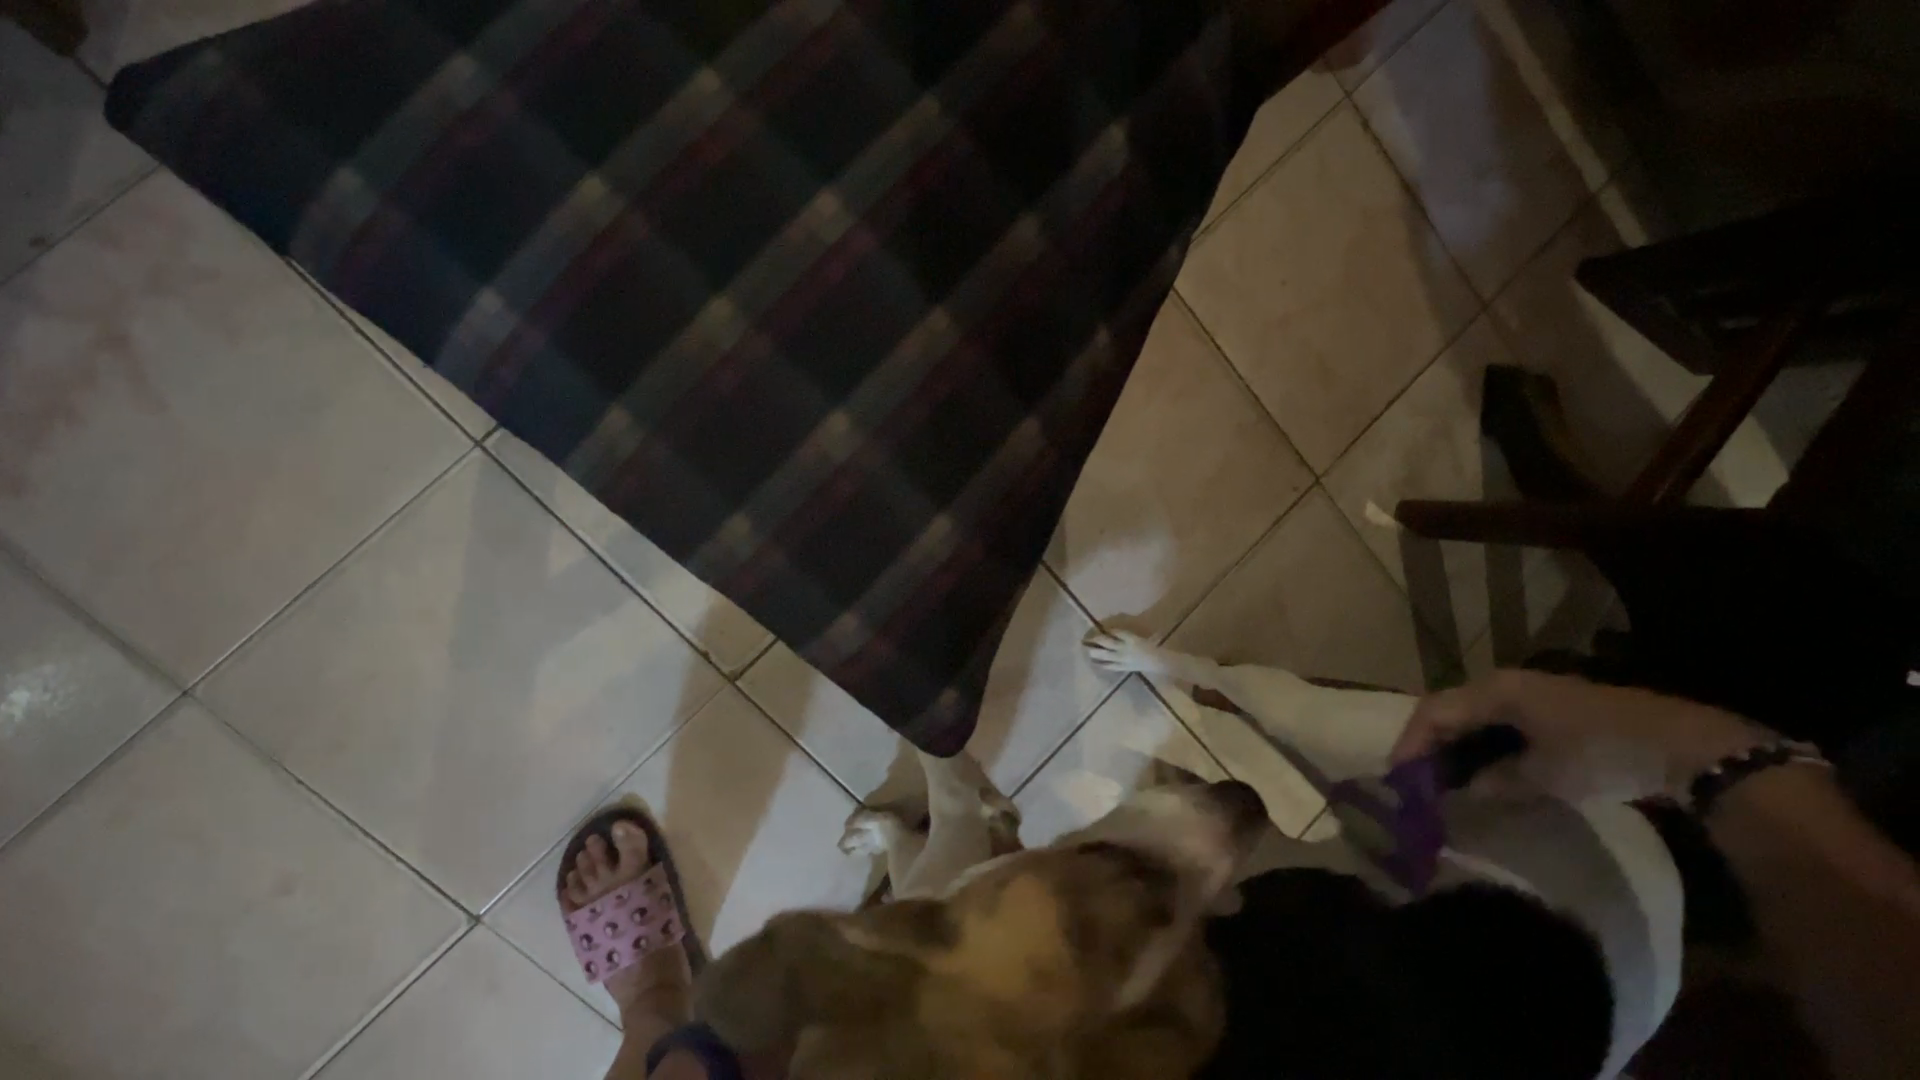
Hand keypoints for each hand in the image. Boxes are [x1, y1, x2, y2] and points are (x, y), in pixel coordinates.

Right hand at [1391, 670, 1769, 803]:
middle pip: (1450, 712)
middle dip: (1429, 747)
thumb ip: (1496, 781)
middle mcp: (1505, 685)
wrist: (1687, 746)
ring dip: (1456, 749)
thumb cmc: (1603, 753)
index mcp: (1495, 690)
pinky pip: (1500, 726)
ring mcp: (1531, 695)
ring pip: (1474, 719)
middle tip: (1414, 782)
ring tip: (1443, 782)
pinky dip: (1483, 748)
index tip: (1396, 779)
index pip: (1433, 713)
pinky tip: (1484, 773)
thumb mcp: (1543, 775)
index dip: (1410, 744)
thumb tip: (1463, 792)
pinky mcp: (1552, 711)